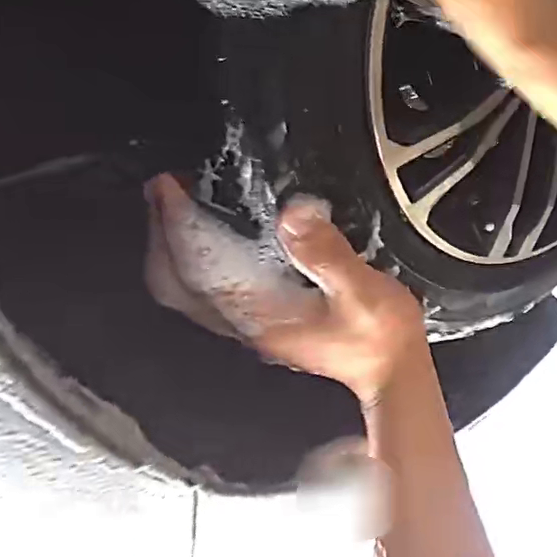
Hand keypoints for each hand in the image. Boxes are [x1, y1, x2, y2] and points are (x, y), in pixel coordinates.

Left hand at [144, 174, 425, 404]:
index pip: (198, 266)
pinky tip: (224, 247)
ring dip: (179, 249)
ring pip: (191, 290)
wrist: (392, 371)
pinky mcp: (269, 325)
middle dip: (164, 234)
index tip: (168, 185)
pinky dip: (204, 264)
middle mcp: (244, 323)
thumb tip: (293, 213)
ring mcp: (253, 327)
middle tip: (164, 192)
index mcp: (259, 313)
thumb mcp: (362, 289)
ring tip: (184, 211)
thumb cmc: (380, 335)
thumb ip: (326, 252)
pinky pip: (215, 293)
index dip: (178, 224)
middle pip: (177, 282)